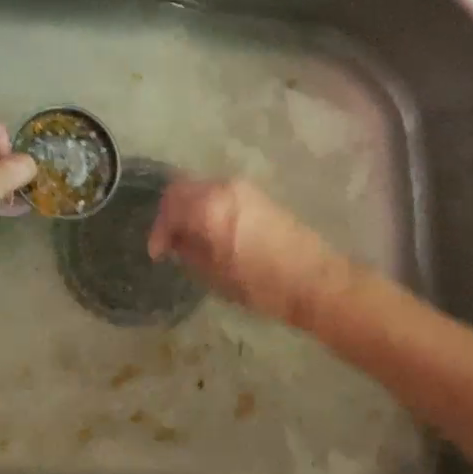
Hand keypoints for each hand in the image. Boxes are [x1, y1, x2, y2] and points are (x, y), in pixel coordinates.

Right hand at [147, 178, 349, 325]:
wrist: (315, 280)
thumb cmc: (262, 284)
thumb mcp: (216, 275)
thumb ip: (189, 252)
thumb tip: (176, 242)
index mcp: (209, 207)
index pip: (169, 208)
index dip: (158, 230)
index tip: (157, 253)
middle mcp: (224, 188)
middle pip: (182, 189)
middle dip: (170, 213)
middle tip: (168, 240)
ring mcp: (243, 189)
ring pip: (202, 189)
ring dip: (190, 208)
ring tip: (190, 238)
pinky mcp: (258, 196)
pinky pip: (220, 193)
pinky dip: (208, 207)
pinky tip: (211, 232)